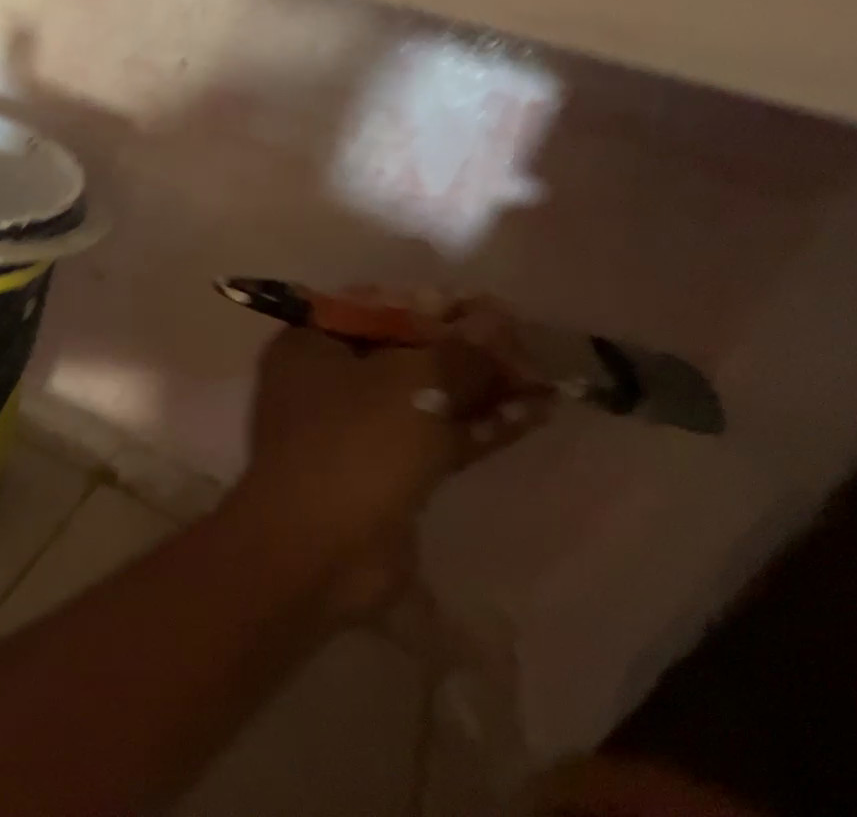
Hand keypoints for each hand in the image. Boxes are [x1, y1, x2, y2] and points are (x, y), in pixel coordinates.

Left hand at [234, 295, 550, 612]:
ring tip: (546, 379)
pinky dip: (479, 425)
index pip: (375, 308)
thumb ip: (459, 350)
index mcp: (310, 344)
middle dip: (468, 349)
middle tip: (530, 348)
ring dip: (483, 388)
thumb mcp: (410, 382)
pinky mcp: (384, 473)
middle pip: (404, 352)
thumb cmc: (354, 445)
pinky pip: (435, 437)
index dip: (434, 307)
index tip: (490, 310)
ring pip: (425, 397)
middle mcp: (326, 381)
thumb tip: (494, 320)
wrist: (320, 549)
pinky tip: (535, 413)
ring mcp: (354, 430)